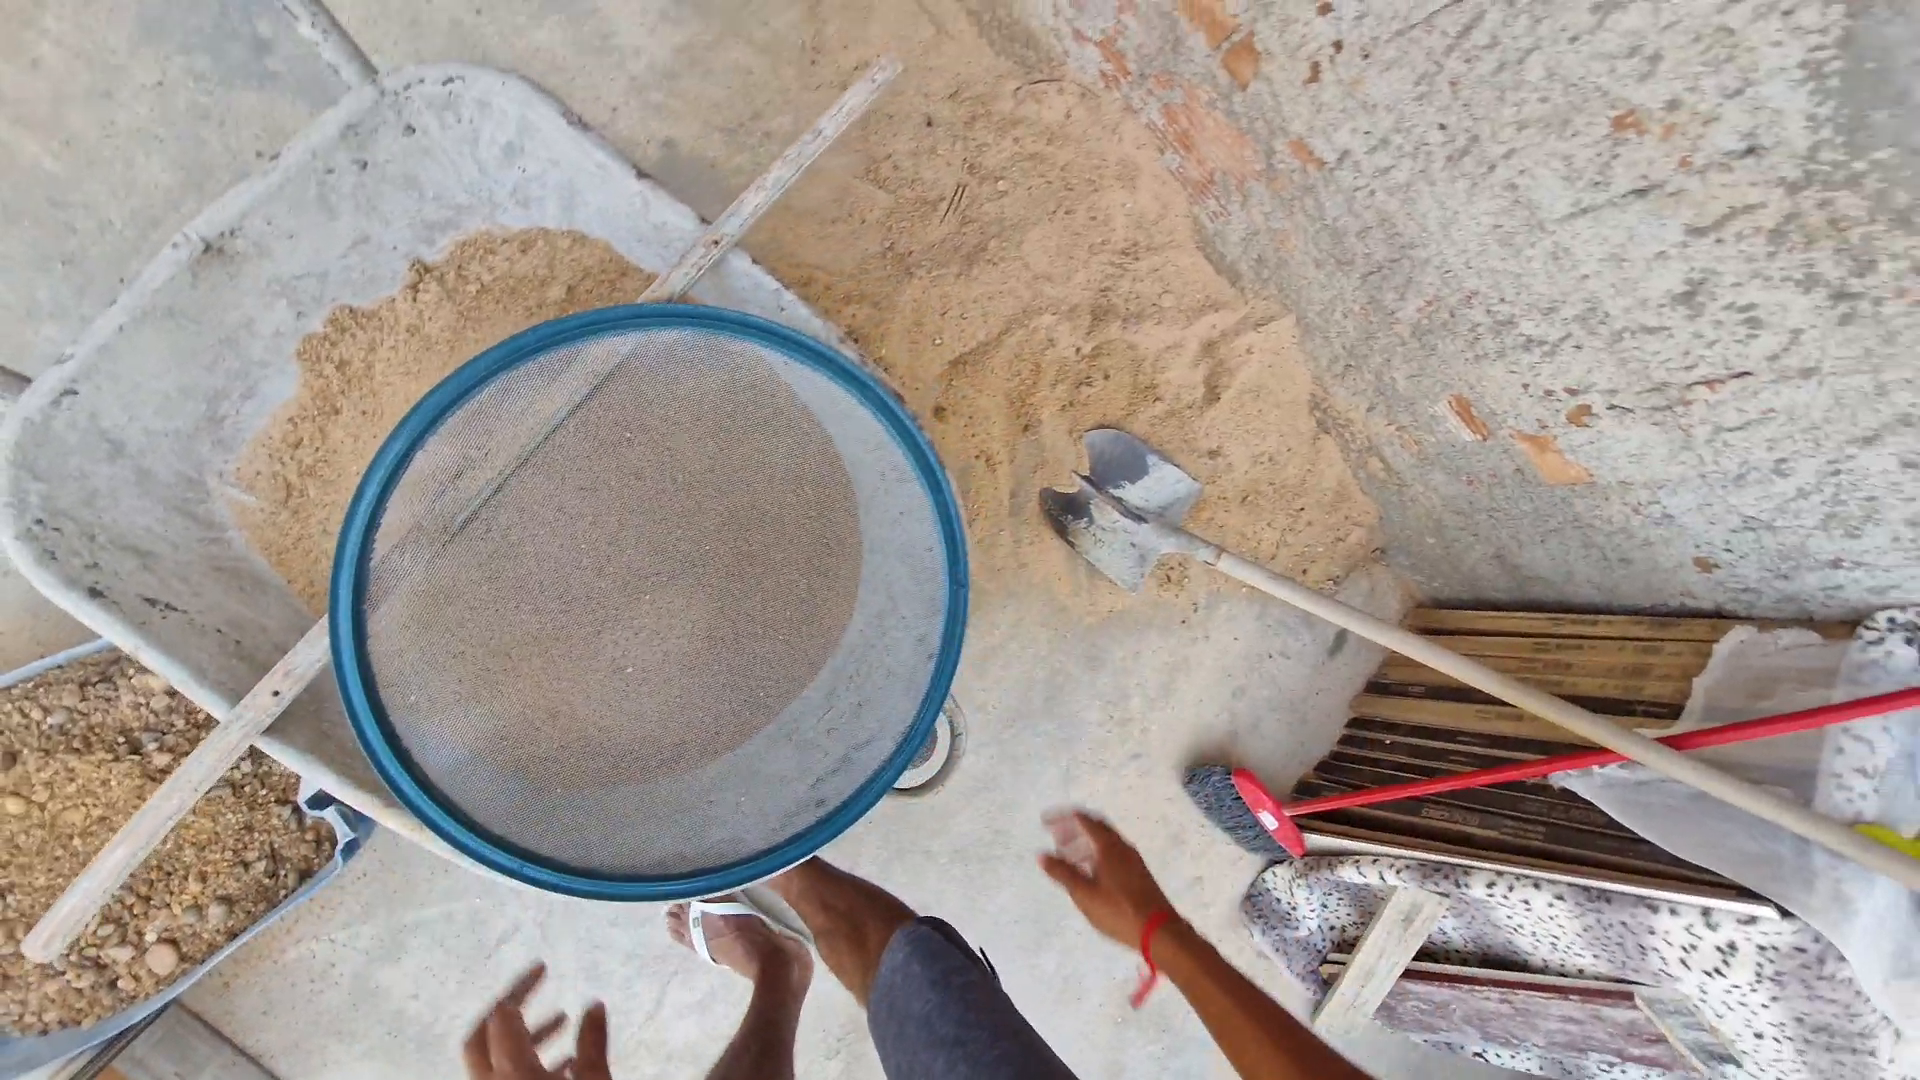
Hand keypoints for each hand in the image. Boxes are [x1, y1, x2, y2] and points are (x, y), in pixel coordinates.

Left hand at [462, 963, 610, 1079]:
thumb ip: (592, 1044)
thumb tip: (595, 1005)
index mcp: (511, 1072)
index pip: (502, 1017)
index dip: (520, 987)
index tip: (543, 967)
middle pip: (479, 1037)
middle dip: (507, 1006)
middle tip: (534, 984)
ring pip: (492, 1058)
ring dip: (524, 1034)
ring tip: (562, 1020)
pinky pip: (502, 1076)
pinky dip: (525, 1058)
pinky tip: (562, 1059)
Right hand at [1038, 811, 1178, 945]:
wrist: (1161, 932)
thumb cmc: (1119, 911)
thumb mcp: (1084, 894)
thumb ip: (1062, 872)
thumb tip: (1041, 855)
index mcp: (1108, 845)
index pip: (1082, 819)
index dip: (1062, 818)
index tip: (1046, 822)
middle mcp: (1122, 846)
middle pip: (1094, 827)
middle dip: (1072, 830)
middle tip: (1055, 839)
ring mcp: (1132, 859)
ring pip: (1104, 842)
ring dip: (1083, 843)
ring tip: (1068, 858)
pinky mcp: (1138, 873)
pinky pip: (1112, 853)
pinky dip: (1095, 854)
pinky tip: (1089, 874)